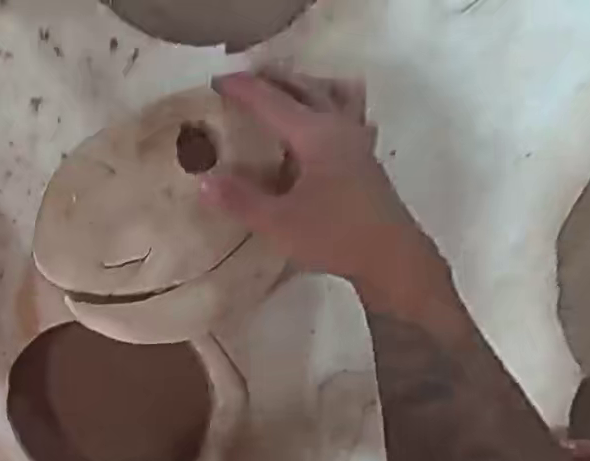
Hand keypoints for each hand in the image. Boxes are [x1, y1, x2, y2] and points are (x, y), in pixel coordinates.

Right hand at [199, 71, 449, 318]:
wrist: (385, 253)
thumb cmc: (330, 235)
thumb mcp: (277, 222)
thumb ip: (241, 200)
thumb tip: (204, 181)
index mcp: (315, 137)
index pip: (274, 104)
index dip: (245, 91)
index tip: (218, 81)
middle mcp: (339, 128)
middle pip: (307, 89)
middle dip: (276, 80)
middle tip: (248, 78)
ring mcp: (357, 140)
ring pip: (334, 95)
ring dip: (308, 86)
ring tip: (289, 90)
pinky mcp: (363, 158)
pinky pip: (348, 114)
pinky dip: (330, 106)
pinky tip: (325, 122)